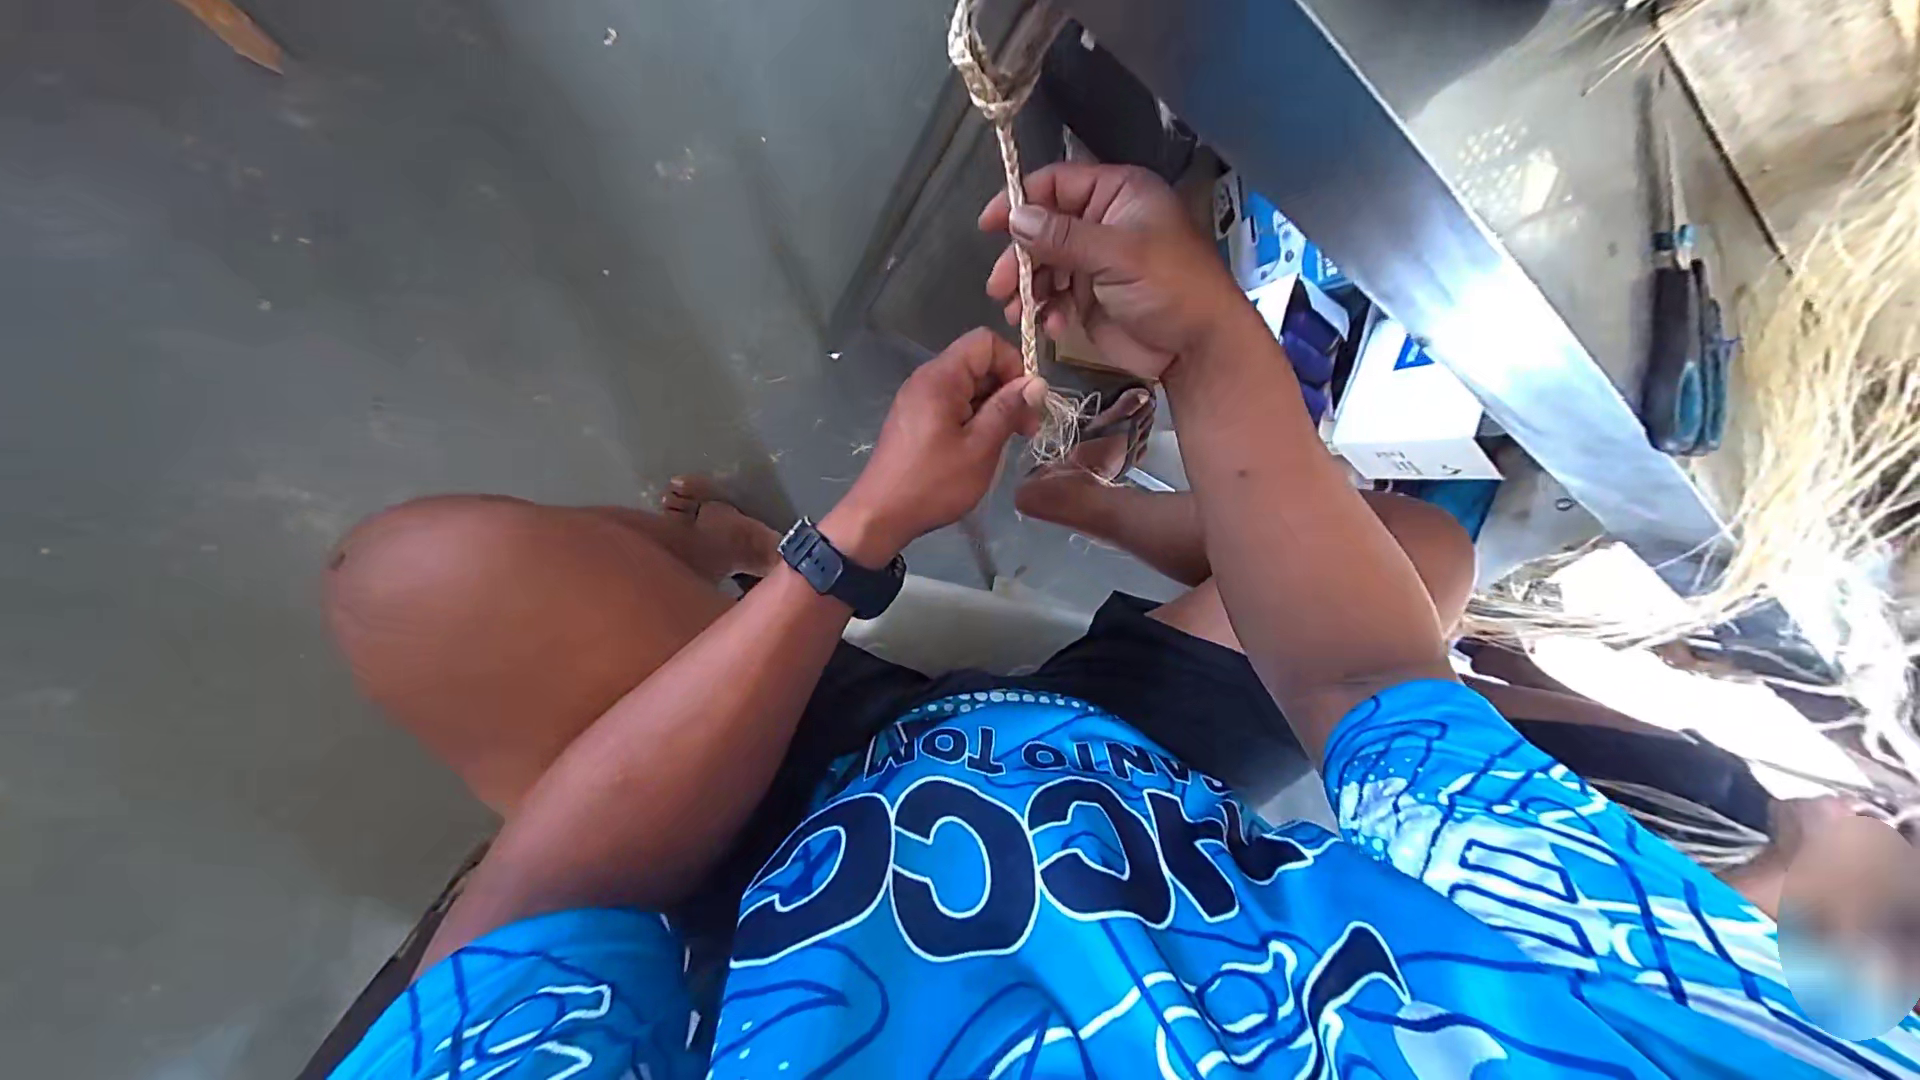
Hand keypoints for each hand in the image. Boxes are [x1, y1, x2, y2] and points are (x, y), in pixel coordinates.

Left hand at [821, 328, 1046, 564]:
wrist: (880, 515)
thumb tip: (1036, 383)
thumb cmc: (933, 484)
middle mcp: (925, 379)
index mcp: (940, 378)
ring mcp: (917, 400)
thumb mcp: (980, 448)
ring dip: (992, 408)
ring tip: (1006, 442)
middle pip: (976, 363)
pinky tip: (981, 447)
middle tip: (1026, 430)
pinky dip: (972, 418)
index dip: (1013, 364)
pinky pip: (951, 405)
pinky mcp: (914, 420)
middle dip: (1007, 389)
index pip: (985, 342)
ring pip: (966, 387)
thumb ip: (1008, 409)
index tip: (1027, 401)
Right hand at [979, 163, 1251, 381]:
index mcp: (1115, 195)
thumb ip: (1064, 237)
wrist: (1194, 346)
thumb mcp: (1117, 254)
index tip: (990, 225)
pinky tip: (1050, 325)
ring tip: (1018, 311)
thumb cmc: (1169, 287)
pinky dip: (1045, 311)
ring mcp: (1091, 264)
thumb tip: (1016, 218)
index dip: (1021, 202)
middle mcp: (1100, 224)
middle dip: (1019, 258)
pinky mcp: (1087, 300)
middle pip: (1042, 230)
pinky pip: (1053, 298)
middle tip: (1000, 286)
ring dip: (1026, 289)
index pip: (1057, 185)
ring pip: (1042, 267)